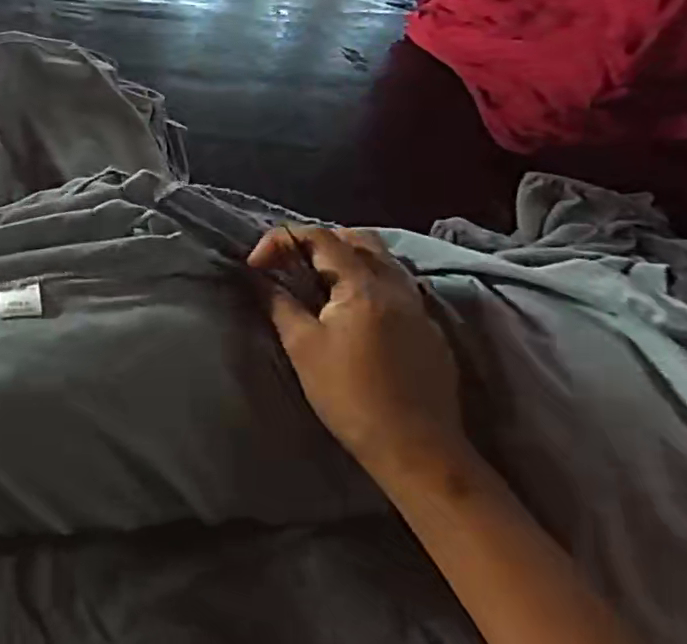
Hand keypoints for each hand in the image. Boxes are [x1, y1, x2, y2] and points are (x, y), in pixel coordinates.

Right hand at [249, 226, 467, 478]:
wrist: (416, 450)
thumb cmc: (349, 396)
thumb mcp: (302, 347)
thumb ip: (278, 303)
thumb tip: (258, 277)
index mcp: (363, 285)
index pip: (320, 237)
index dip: (282, 240)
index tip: (256, 265)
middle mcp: (396, 285)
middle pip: (356, 238)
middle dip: (317, 242)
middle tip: (289, 265)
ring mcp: (418, 307)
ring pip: (381, 260)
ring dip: (345, 259)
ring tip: (317, 283)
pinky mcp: (429, 330)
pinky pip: (396, 286)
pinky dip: (367, 282)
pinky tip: (351, 311)